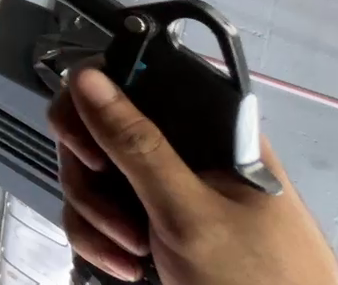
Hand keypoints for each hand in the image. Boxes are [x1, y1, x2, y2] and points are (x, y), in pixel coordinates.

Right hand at [50, 67, 337, 284]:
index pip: (137, 81)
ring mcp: (160, 194)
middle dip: (89, 172)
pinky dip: (94, 237)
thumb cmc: (254, 284)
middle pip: (97, 128)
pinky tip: (123, 267)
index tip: (83, 134)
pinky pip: (90, 210)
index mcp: (212, 136)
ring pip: (87, 171)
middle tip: (109, 204)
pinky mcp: (142, 227)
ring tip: (128, 254)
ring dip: (91, 212)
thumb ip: (135, 143)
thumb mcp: (190, 214)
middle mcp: (183, 156)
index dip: (96, 96)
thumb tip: (86, 74)